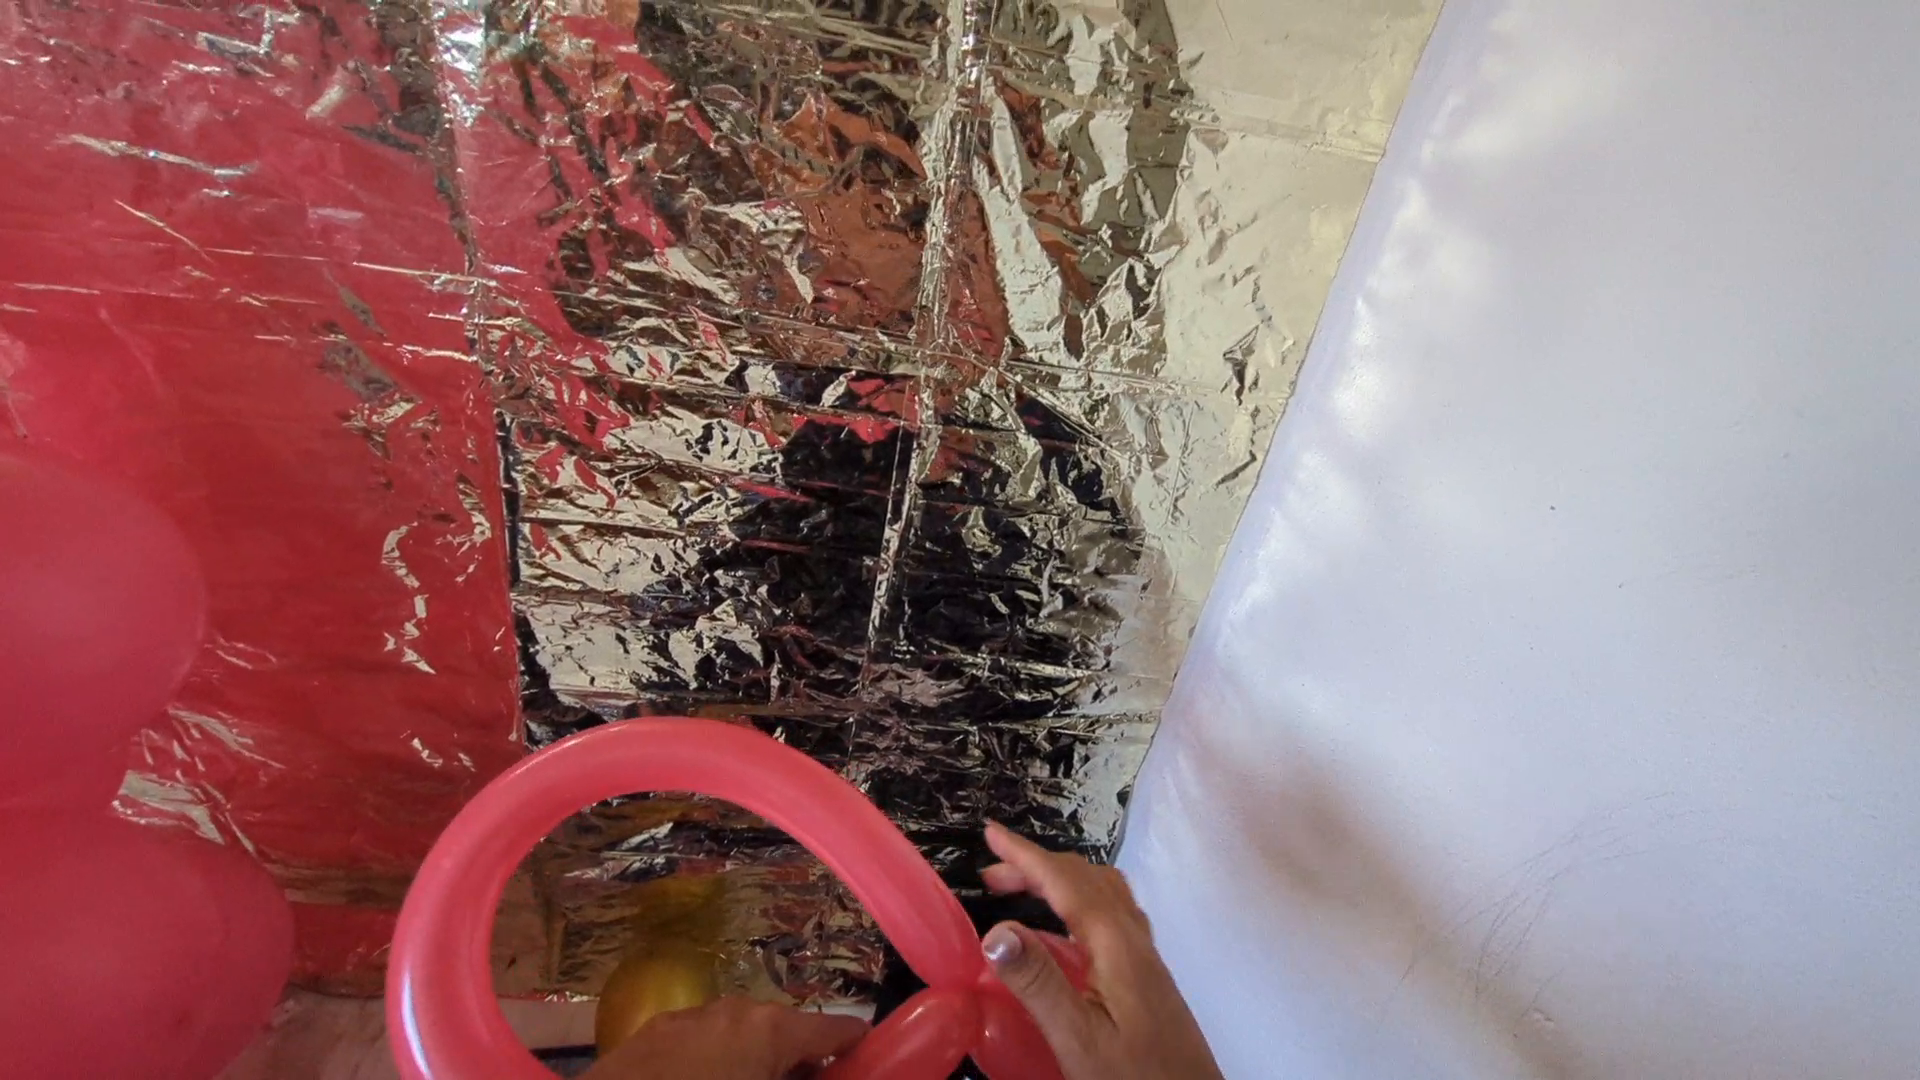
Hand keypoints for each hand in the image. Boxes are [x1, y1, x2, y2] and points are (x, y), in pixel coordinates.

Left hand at [581, 997, 867, 1079]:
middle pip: (788, 1032)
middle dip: (801, 1062)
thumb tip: (814, 1073)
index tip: (870, 1057)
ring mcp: (694, 1016)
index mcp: (772, 1031)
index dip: (856, 1044)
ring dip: (755, 1061)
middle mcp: (739, 1010)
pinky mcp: (654, 1032)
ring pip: (742, 1035)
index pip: (834, 1028)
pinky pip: (703, 1042)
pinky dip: (715, 1063)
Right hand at [979, 823, 1224, 1079]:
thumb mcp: (1079, 1039)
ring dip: (1058, 877)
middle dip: (1034, 865)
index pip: (1064, 879)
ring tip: (1022, 890)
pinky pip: (1110, 908)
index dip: (1024, 854)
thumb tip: (996, 930)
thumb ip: (1038, 983)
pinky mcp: (1146, 971)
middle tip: (990, 877)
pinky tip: (1066, 927)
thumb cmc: (1135, 1079)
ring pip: (1100, 888)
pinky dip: (1078, 896)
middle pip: (1081, 877)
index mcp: (1114, 940)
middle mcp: (1132, 934)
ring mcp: (1144, 951)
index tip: (990, 832)